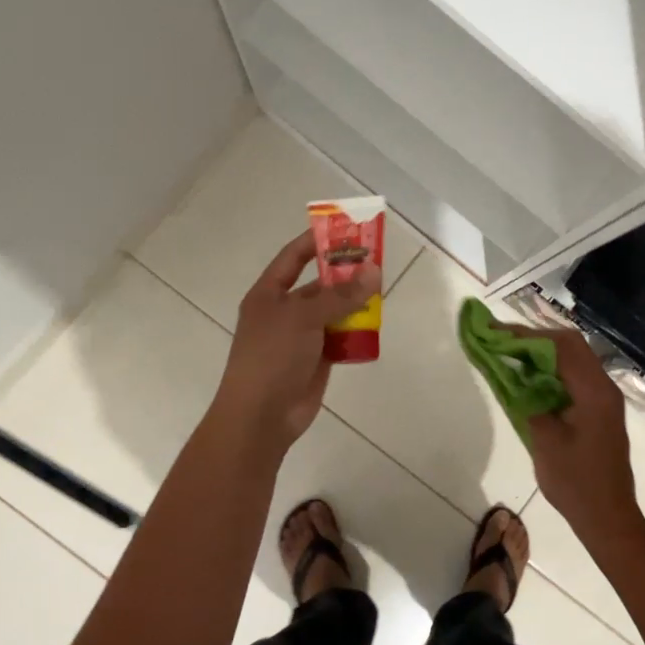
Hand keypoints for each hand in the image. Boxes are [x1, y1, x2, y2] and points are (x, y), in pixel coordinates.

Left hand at [210, 233, 379, 453]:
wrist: (262, 414)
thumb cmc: (272, 356)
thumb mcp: (303, 317)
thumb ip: (339, 295)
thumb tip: (373, 271)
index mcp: (268, 295)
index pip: (292, 258)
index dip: (315, 242)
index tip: (343, 230)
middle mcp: (284, 312)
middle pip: (318, 285)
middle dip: (344, 274)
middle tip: (376, 260)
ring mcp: (301, 337)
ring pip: (333, 312)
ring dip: (354, 304)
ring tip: (382, 291)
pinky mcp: (317, 360)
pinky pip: (340, 338)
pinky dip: (356, 332)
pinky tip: (376, 325)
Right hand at [517, 327, 641, 543]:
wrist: (608, 518)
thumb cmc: (576, 484)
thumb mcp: (545, 442)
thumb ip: (529, 403)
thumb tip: (514, 377)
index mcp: (594, 392)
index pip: (562, 346)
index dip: (527, 336)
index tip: (496, 334)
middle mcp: (604, 387)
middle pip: (571, 346)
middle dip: (535, 338)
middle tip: (500, 340)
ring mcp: (604, 399)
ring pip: (574, 359)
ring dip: (543, 353)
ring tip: (510, 353)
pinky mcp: (599, 410)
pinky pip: (575, 378)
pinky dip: (551, 371)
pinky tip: (529, 378)